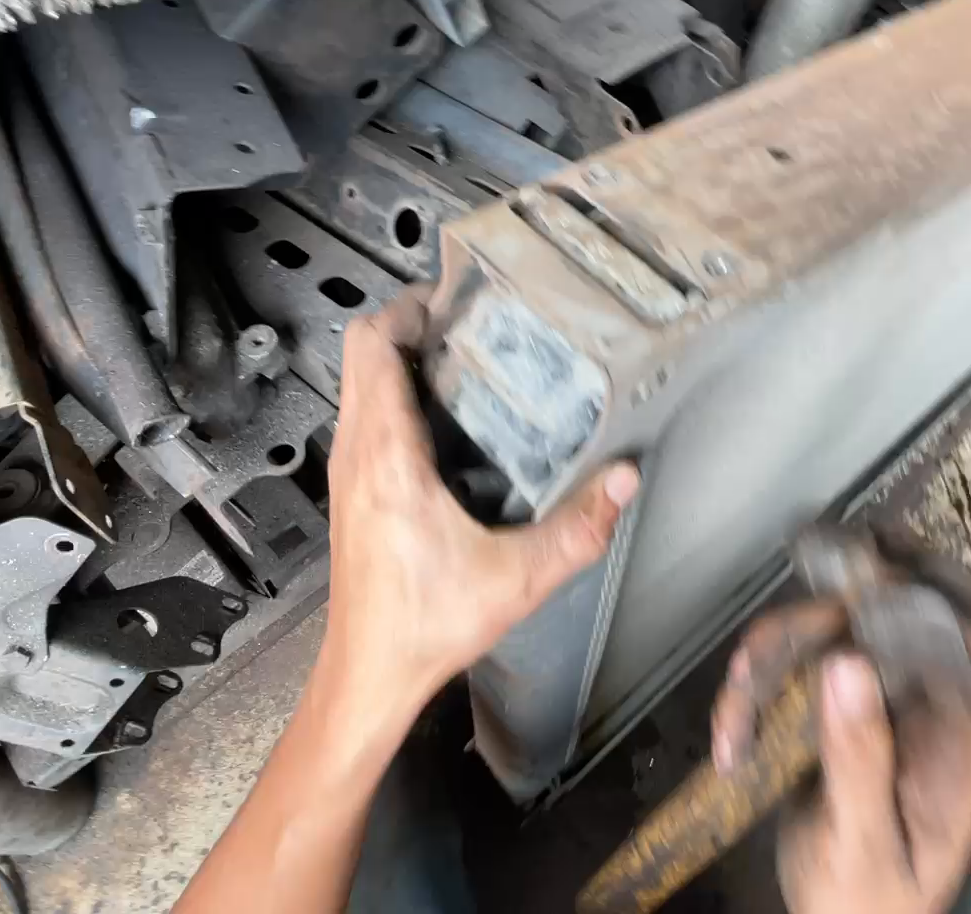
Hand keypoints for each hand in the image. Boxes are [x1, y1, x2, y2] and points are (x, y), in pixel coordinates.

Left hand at [319, 288, 639, 724]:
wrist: (369, 672)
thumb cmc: (425, 625)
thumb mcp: (516, 579)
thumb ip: (577, 530)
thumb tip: (623, 481)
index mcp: (387, 456)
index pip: (373, 346)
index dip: (407, 307)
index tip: (455, 298)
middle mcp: (356, 451)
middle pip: (362, 351)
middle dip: (412, 322)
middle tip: (472, 321)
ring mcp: (348, 468)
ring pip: (360, 381)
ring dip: (402, 355)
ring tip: (466, 355)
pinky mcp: (352, 487)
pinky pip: (365, 412)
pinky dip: (395, 389)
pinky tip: (448, 413)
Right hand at [710, 604, 970, 913]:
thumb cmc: (867, 903)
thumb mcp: (865, 843)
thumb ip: (861, 759)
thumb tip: (847, 661)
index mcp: (950, 732)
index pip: (935, 637)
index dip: (886, 606)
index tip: (828, 607)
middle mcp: (914, 699)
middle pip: (861, 619)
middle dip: (794, 639)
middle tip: (745, 678)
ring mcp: (868, 696)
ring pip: (815, 633)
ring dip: (761, 666)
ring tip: (732, 729)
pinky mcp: (828, 702)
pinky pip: (786, 662)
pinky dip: (750, 689)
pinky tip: (732, 738)